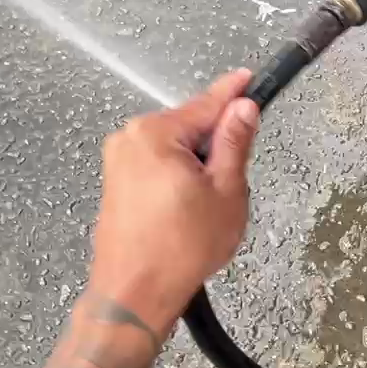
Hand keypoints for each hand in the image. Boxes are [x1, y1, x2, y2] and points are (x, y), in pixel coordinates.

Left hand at [88, 70, 260, 334]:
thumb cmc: (186, 243)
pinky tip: (193, 206)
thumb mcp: (226, 190)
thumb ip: (234, 143)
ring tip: (215, 201)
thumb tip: (243, 107)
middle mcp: (129, 138)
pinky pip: (159, 165)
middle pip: (189, 127)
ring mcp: (118, 161)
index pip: (206, 105)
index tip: (250, 76)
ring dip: (200, 163)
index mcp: (156, 133)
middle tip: (238, 175)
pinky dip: (181, 175)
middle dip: (217, 142)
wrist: (135, 291)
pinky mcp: (116, 183)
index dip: (233, 93)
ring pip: (175, 148)